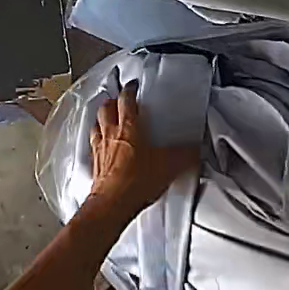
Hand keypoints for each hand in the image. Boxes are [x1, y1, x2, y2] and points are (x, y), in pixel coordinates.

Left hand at [84, 84, 196, 218]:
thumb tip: (196, 151)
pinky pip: (92, 143)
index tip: (133, 86)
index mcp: (129, 127)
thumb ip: (185, 155)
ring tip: (108, 117)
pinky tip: (101, 144)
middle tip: (119, 99)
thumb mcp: (169, 165)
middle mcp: (111, 133)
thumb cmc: (136, 181)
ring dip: (102, 118)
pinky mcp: (94, 163)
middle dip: (112, 100)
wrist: (113, 203)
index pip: (126, 99)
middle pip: (106, 107)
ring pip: (96, 123)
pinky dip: (96, 139)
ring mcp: (100, 147)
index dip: (129, 89)